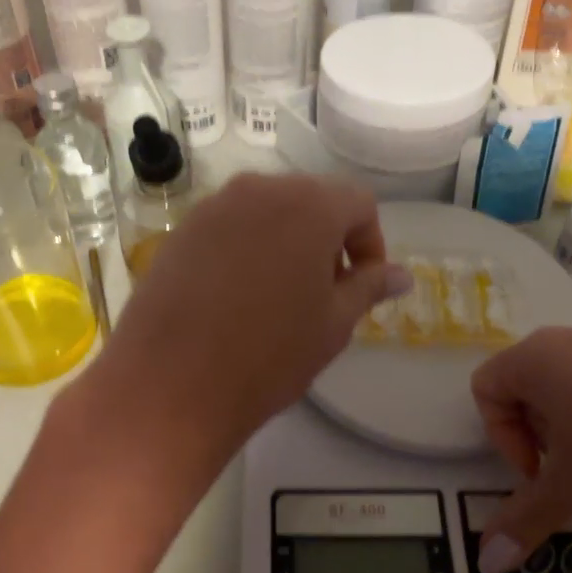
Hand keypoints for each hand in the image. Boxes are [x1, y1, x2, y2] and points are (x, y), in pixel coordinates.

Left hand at [83, 174, 411, 484]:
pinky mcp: (181, 230)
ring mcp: (214, 207)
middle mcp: (260, 190)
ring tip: (278, 297)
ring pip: (267, 211)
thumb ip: (369, 287)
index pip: (359, 202)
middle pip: (311, 200)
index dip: (370, 243)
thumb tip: (401, 275)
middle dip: (328, 240)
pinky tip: (235, 297)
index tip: (361, 287)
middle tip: (323, 293)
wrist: (170, 383)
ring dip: (286, 242)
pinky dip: (246, 249)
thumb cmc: (268, 355)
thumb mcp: (333, 324)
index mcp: (309, 205)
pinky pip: (229, 227)